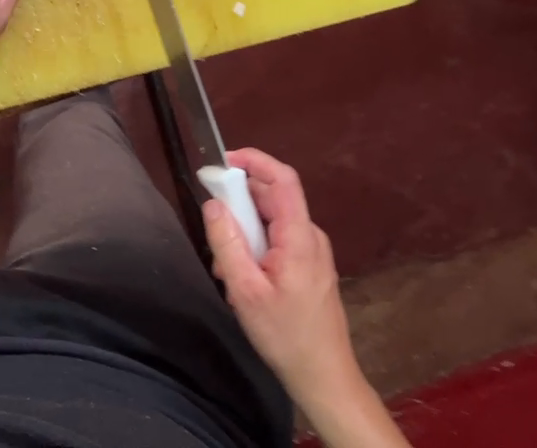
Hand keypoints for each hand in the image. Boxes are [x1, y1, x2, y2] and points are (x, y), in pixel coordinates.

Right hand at [204, 148, 359, 409]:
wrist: (323, 376)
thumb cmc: (284, 334)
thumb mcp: (245, 290)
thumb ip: (227, 242)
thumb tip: (212, 203)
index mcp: (299, 237)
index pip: (282, 178)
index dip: (254, 160)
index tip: (222, 162)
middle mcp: (310, 236)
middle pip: (272, 197)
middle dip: (238, 204)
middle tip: (212, 227)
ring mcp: (312, 251)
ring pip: (271, 220)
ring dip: (243, 231)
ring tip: (226, 266)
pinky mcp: (309, 265)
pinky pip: (277, 239)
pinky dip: (254, 246)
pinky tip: (242, 278)